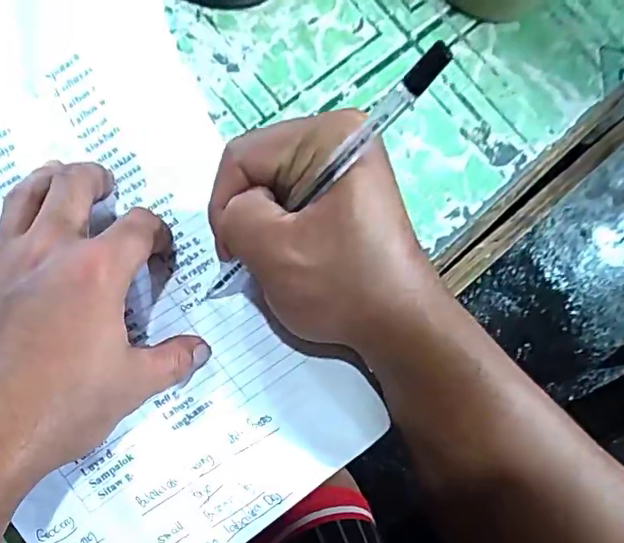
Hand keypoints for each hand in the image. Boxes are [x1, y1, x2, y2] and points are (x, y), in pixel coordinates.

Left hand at [0, 162, 208, 493]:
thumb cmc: (67, 407)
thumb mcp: (132, 387)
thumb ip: (171, 362)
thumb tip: (201, 349)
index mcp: (98, 271)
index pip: (137, 229)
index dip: (157, 233)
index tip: (162, 251)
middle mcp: (51, 251)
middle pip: (74, 189)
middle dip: (96, 180)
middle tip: (108, 186)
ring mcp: (6, 264)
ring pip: (22, 197)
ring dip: (43, 179)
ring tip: (57, 176)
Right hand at [209, 112, 450, 356]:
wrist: (399, 326)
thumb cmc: (342, 288)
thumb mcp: (273, 251)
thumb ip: (236, 218)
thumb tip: (233, 214)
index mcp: (327, 135)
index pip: (241, 157)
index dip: (225, 207)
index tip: (233, 254)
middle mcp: (338, 142)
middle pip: (258, 173)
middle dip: (248, 221)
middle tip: (259, 264)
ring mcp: (344, 172)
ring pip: (272, 197)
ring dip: (265, 237)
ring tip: (283, 268)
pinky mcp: (346, 202)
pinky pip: (293, 212)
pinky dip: (283, 242)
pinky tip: (298, 266)